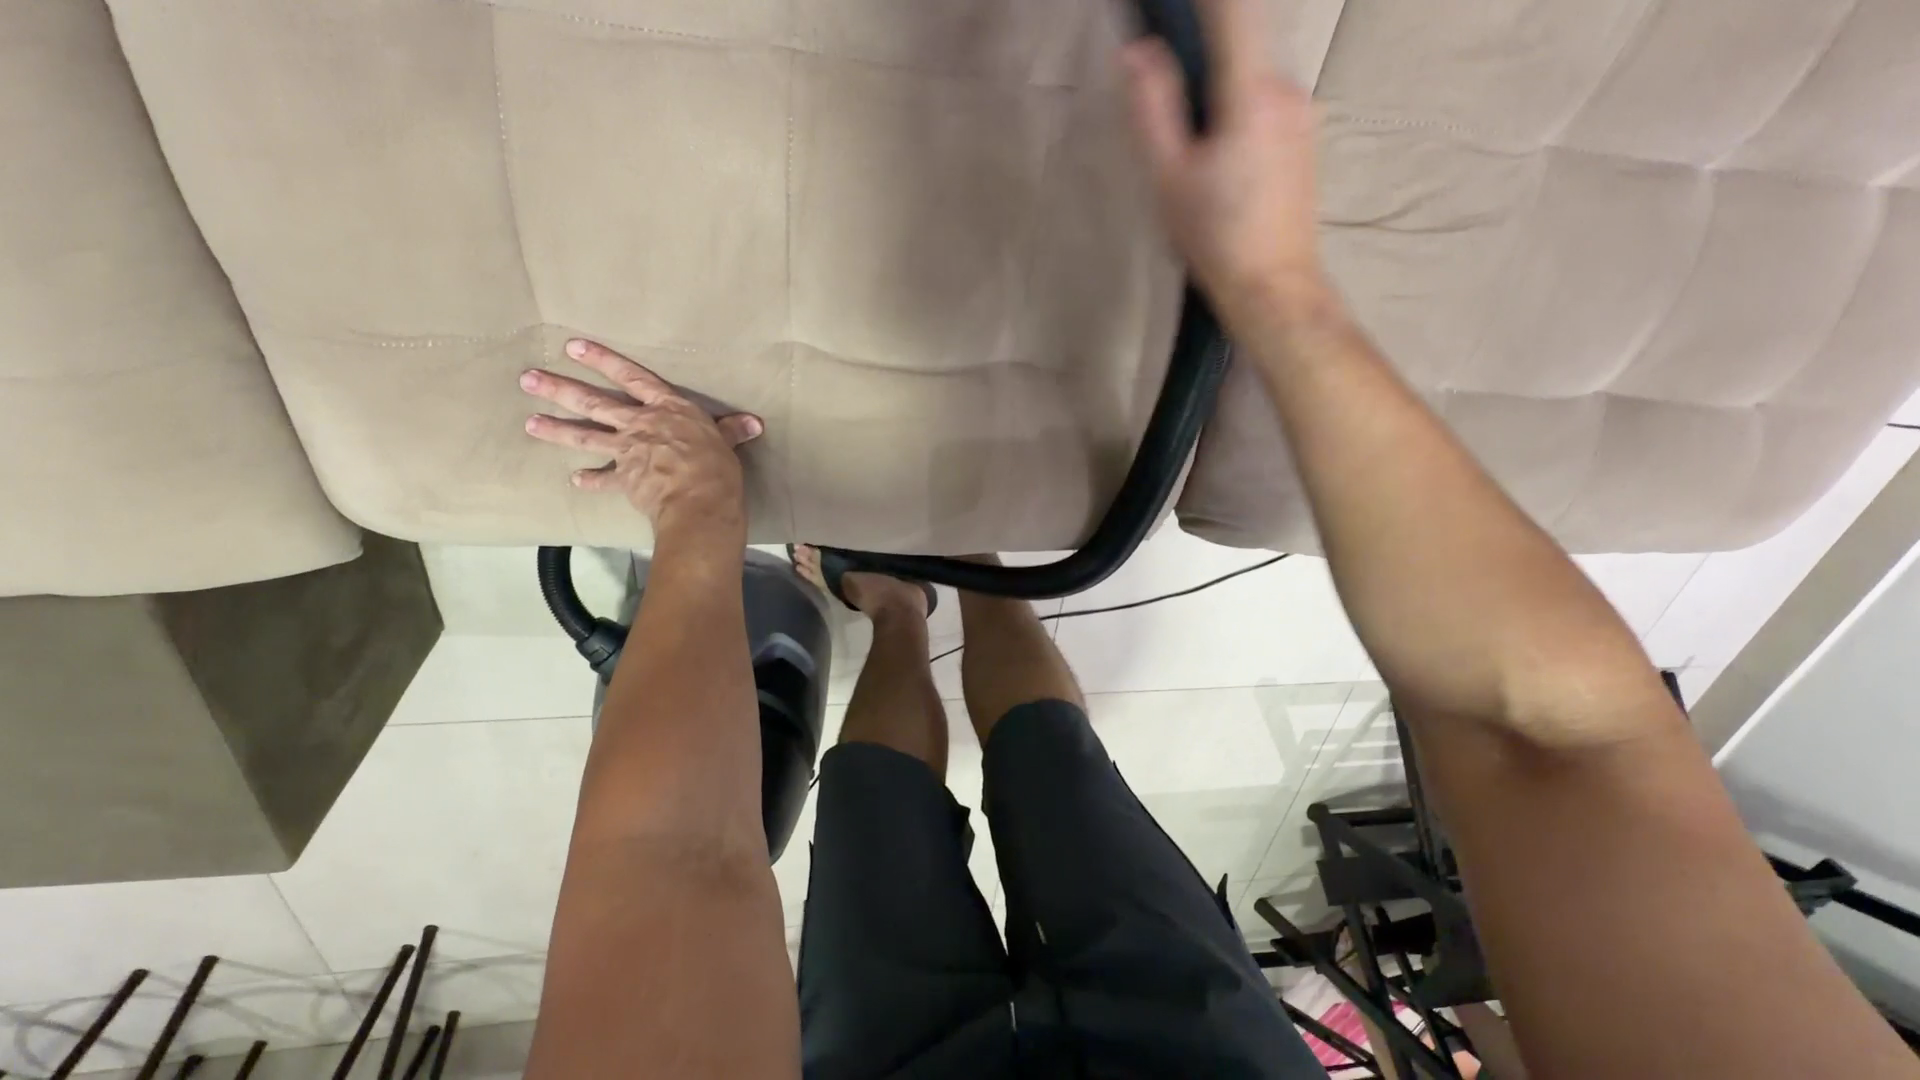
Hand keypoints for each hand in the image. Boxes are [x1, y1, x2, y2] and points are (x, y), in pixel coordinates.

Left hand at [521, 339, 763, 538]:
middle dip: (560, 389)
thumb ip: (731, 431)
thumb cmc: (716, 468)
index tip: (574, 347)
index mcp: (667, 409)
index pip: (631, 378)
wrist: (699, 502)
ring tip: (530, 422)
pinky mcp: (625, 480)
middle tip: (529, 379)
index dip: (603, 361)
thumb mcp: (727, 443)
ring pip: (586, 435)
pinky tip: (575, 478)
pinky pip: (603, 479)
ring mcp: (628, 452)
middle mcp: (641, 424)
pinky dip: (590, 480)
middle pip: (594, 402)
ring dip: (556, 429)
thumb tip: (754, 423)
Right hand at [1122, 0, 1323, 316]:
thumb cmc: (1215, 237)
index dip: (1204, 2)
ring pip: (1254, 71)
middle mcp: (1286, 90)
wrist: (1274, 287)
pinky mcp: (1306, 136)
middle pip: (1243, 38)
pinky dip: (1240, 101)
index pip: (1233, 10)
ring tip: (1191, 134)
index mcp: (1250, 94)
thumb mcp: (1168, 177)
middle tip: (1167, 81)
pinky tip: (1219, 152)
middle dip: (1206, 47)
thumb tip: (1138, 50)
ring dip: (1222, 81)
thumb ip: (1153, 107)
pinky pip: (1267, 97)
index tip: (1173, 8)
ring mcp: (1303, 113)